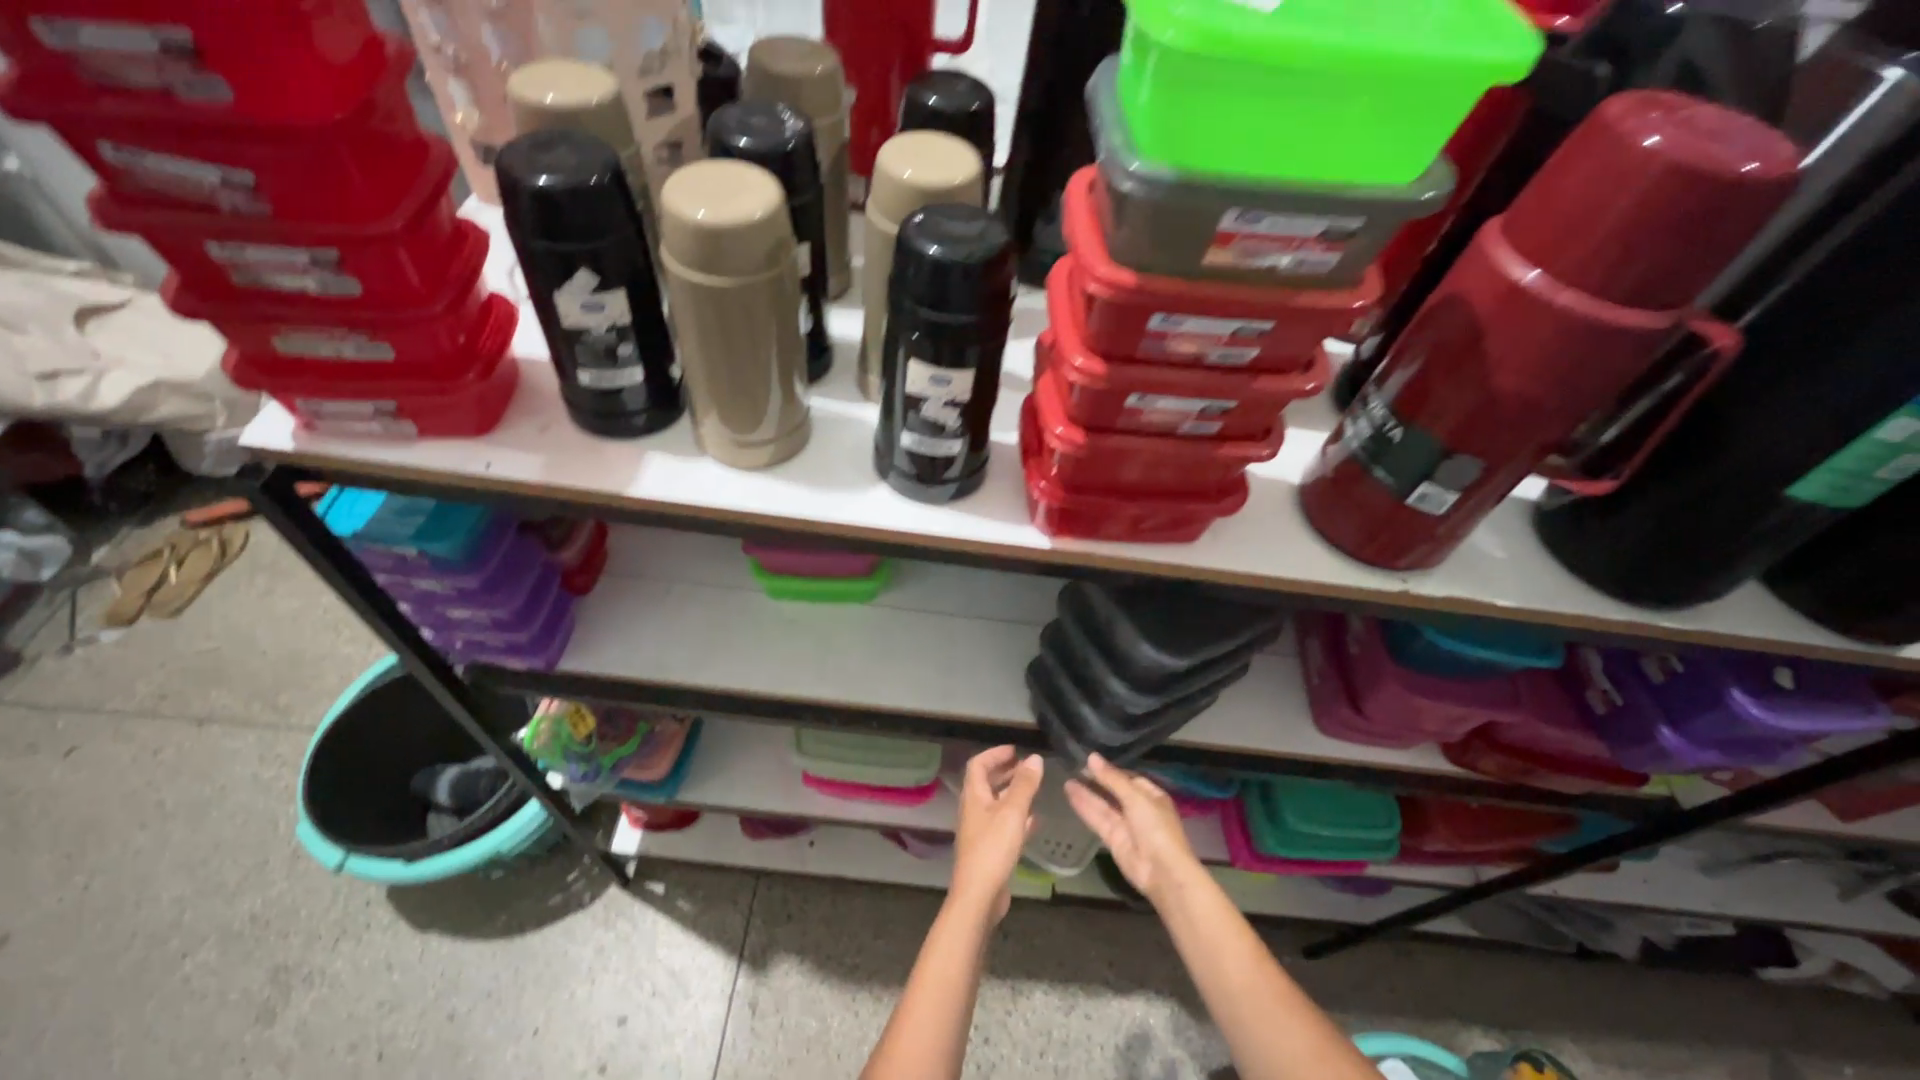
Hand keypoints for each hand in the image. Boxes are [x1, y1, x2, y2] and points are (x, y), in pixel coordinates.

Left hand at [949, 747, 1043, 923]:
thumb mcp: (1012, 812)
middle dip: (1004, 772)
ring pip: (995, 804)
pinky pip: (1002, 824)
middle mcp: (973, 810)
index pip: (978, 765)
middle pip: (985, 783)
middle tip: (1026, 767)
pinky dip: (1016, 817)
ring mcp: (979, 830)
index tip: (1015, 750)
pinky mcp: (988, 849)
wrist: (979, 894)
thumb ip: (1024, 785)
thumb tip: (1034, 758)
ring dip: (1011, 793)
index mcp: (974, 797)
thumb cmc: (993, 848)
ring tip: (1033, 788)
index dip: (995, 754)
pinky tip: (1033, 820)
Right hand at [1065, 754, 1199, 905]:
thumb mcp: (1136, 797)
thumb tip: (1092, 757)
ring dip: (1086, 793)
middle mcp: (1138, 808)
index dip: (1110, 770)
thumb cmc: (1155, 827)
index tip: (1089, 761)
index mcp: (1151, 795)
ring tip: (1066, 779)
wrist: (1161, 870)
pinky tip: (1070, 794)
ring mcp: (1125, 824)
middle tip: (1073, 767)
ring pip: (1103, 805)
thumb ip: (1112, 778)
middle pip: (1113, 791)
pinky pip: (1097, 819)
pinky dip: (1085, 807)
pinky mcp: (1112, 838)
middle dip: (1096, 781)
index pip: (1128, 778)